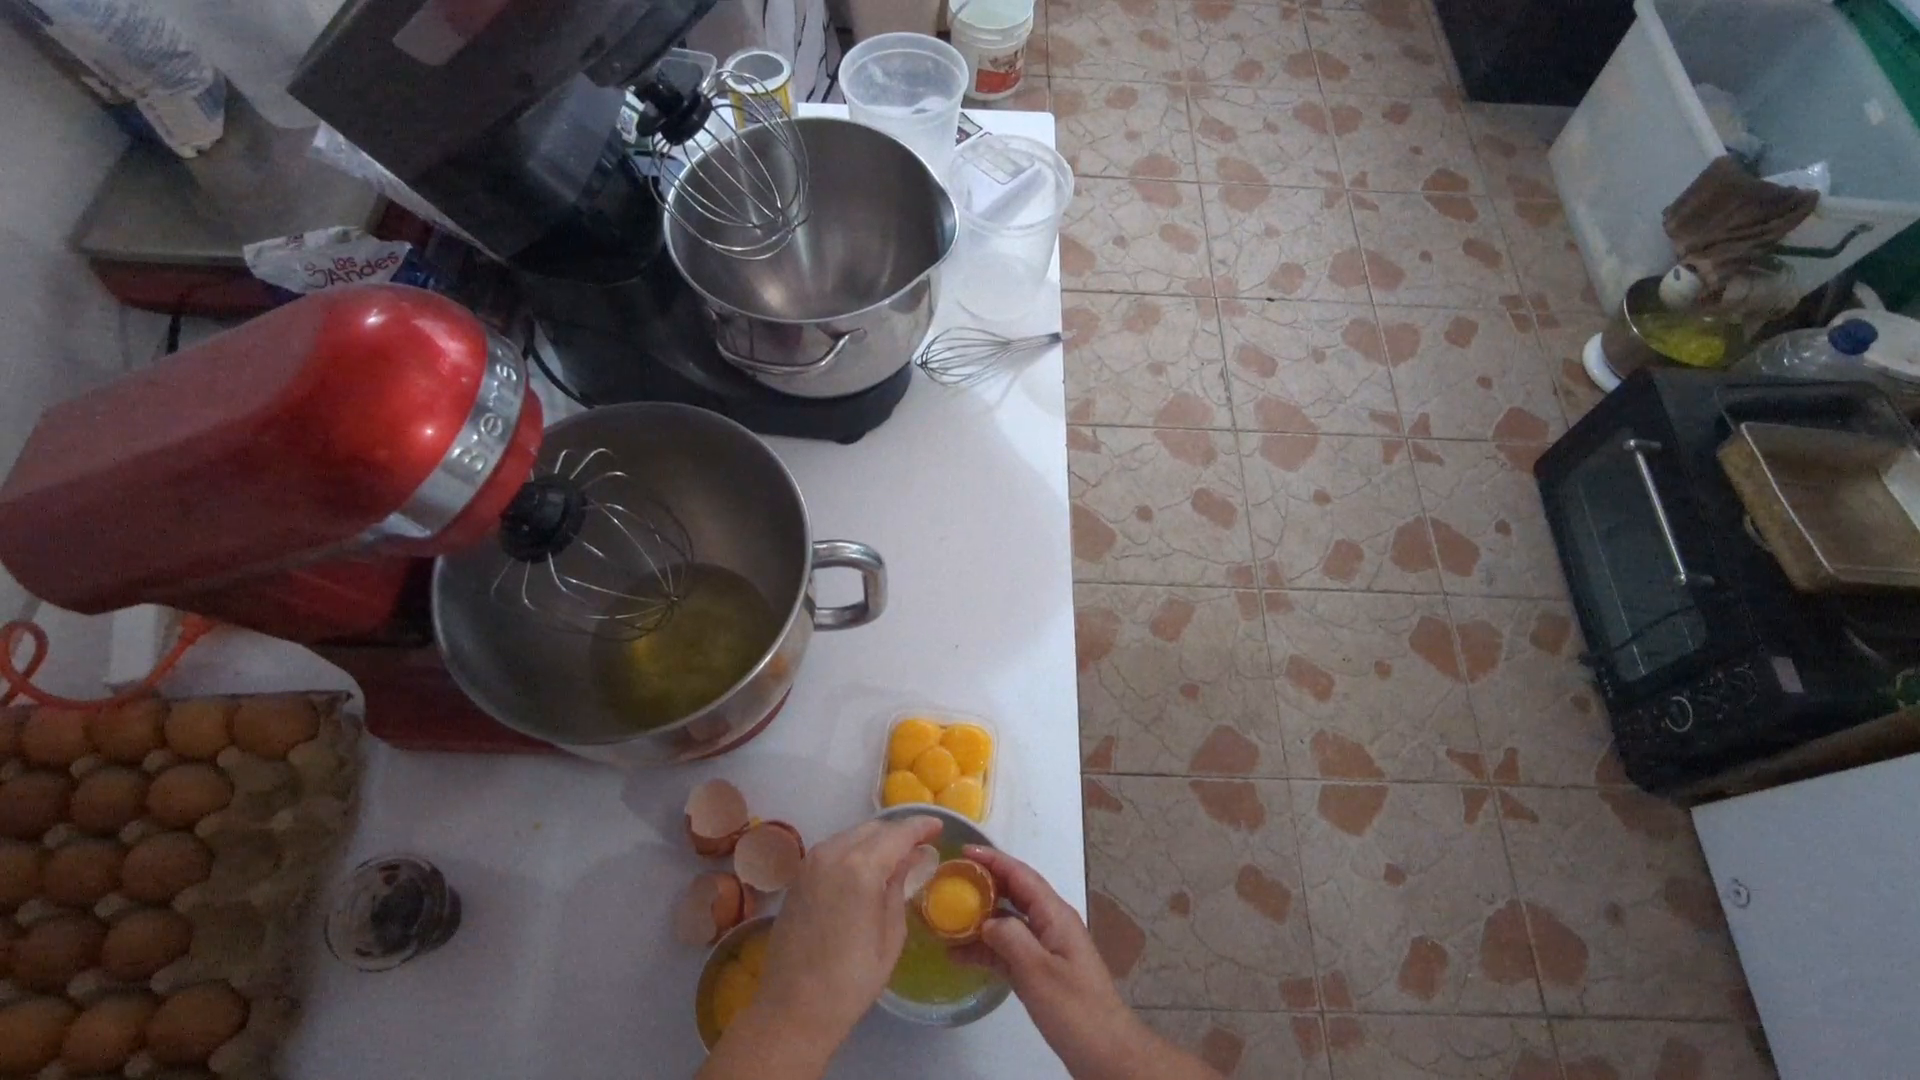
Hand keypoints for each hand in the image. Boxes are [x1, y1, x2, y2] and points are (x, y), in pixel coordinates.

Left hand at [754, 815, 943, 1041]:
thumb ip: (899, 887)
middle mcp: (833, 854)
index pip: (898, 834)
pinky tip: (865, 868)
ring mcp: (810, 863)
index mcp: (861, 869)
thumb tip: (911, 857)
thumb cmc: (851, 981)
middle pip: (873, 829)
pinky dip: (854, 850)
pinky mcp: (798, 876)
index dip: (920, 827)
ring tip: (895, 857)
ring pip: (851, 835)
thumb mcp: (890, 936)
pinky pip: (833, 849)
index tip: (938, 827)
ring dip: (875, 840)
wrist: (792, 1008)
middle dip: (898, 833)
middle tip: (919, 846)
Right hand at [961, 847, 1221, 1079]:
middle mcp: (1051, 923)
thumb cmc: (1075, 1009)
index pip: (1021, 875)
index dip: (993, 860)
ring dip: (979, 919)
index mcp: (1055, 915)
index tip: (963, 850)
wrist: (1104, 1052)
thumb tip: (985, 920)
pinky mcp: (1040, 970)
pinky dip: (985, 948)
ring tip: (946, 918)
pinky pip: (1008, 949)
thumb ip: (1010, 939)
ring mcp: (1046, 947)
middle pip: (1013, 893)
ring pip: (1008, 921)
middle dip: (983, 884)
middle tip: (949, 882)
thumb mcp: (1039, 972)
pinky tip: (959, 955)